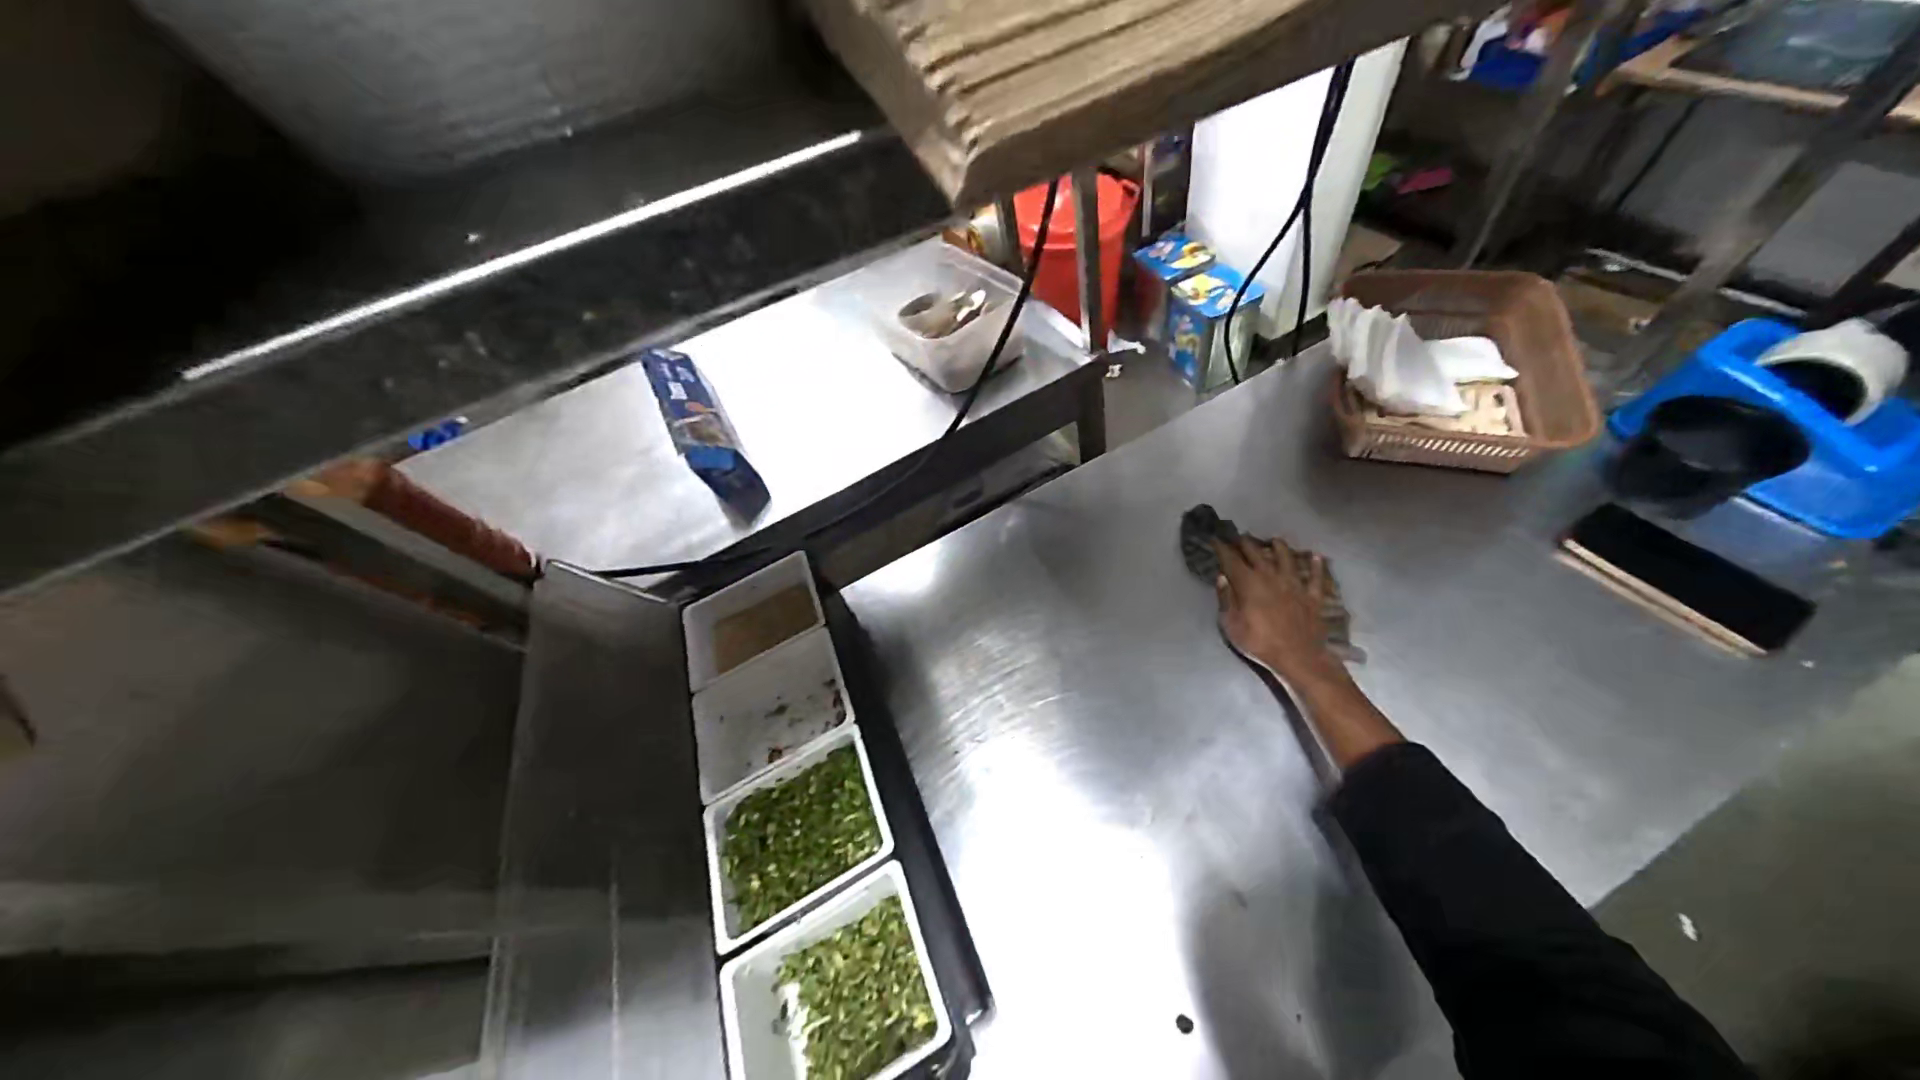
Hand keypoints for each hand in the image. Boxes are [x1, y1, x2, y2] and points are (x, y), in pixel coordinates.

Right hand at [1212, 536, 1338, 682]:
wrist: (1298, 656)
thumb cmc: (1259, 642)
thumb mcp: (1231, 625)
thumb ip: (1226, 599)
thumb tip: (1222, 578)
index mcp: (1248, 583)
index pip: (1231, 560)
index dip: (1221, 548)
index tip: (1215, 539)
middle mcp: (1271, 577)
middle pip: (1257, 553)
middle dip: (1246, 543)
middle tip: (1239, 537)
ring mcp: (1294, 584)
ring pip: (1286, 558)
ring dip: (1279, 547)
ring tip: (1275, 540)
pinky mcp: (1312, 595)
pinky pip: (1315, 577)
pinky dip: (1316, 566)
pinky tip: (1316, 556)